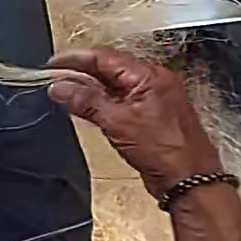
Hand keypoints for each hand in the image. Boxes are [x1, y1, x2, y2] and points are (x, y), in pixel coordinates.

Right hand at [46, 48, 222, 196]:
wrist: (190, 182)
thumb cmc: (165, 151)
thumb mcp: (117, 122)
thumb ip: (85, 101)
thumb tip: (58, 87)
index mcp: (149, 77)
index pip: (103, 58)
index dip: (74, 59)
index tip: (50, 65)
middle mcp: (153, 83)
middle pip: (107, 68)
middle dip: (78, 72)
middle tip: (51, 78)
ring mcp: (152, 100)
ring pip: (111, 85)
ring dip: (86, 87)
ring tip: (62, 91)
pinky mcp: (149, 116)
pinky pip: (118, 100)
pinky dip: (98, 101)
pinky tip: (83, 107)